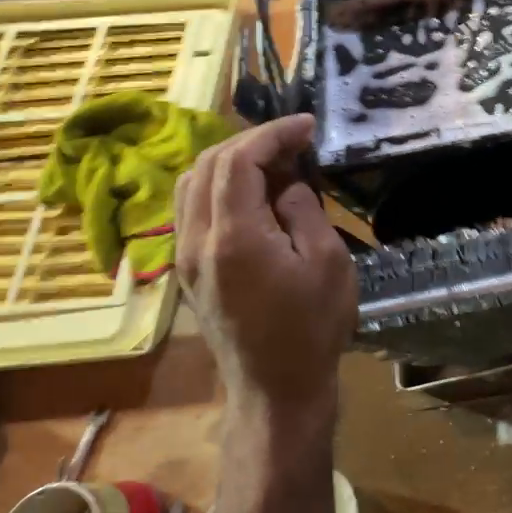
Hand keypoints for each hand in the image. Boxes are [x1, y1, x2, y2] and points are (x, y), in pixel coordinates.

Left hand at [176, 114, 356, 411]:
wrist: (276, 386)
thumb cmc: (312, 325)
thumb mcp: (326, 261)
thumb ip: (303, 209)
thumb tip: (287, 181)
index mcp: (234, 237)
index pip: (238, 161)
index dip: (273, 134)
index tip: (308, 126)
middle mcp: (197, 241)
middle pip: (208, 164)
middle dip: (252, 140)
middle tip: (296, 139)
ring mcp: (186, 257)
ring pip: (191, 182)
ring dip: (231, 159)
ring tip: (275, 160)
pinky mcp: (188, 269)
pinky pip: (192, 207)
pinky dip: (219, 183)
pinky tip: (254, 190)